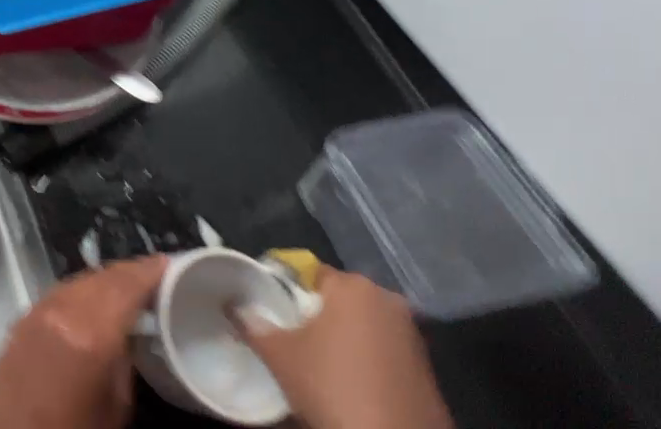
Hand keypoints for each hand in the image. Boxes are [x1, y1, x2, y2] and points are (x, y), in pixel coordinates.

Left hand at [0, 256, 165, 428]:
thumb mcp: (116, 407)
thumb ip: (125, 361)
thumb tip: (130, 333)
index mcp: (89, 333)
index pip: (125, 286)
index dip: (149, 271)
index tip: (171, 263)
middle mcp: (60, 311)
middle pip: (101, 277)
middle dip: (129, 272)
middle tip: (156, 275)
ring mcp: (35, 312)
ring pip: (78, 281)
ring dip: (105, 279)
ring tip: (131, 287)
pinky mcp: (20, 321)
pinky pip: (59, 293)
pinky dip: (82, 290)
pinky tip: (95, 301)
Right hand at [237, 267, 453, 428]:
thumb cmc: (333, 387)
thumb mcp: (279, 355)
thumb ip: (252, 323)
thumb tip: (233, 305)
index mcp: (353, 286)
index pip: (309, 273)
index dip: (287, 292)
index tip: (273, 315)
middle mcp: (387, 299)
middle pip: (338, 298)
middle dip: (316, 315)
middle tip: (294, 341)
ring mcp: (412, 333)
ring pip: (362, 324)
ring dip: (343, 338)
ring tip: (321, 365)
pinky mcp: (426, 366)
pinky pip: (384, 349)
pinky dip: (367, 359)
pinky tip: (352, 384)